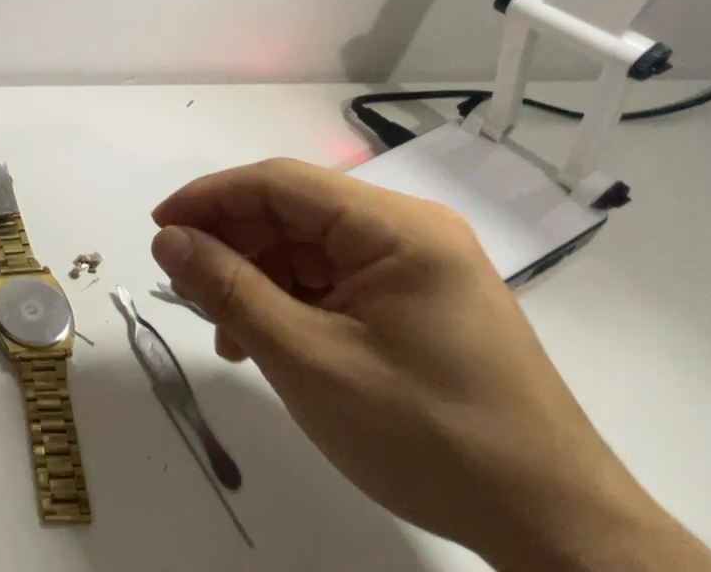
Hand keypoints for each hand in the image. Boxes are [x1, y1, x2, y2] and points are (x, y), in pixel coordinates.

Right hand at [150, 159, 710, 571]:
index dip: (209, 198)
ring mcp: (421, 270)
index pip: (280, 183)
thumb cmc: (428, 436)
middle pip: (293, 214)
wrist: (554, 527)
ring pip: (310, 251)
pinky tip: (266, 345)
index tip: (156, 230)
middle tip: (186, 293)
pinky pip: (336, 283)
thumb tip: (167, 238)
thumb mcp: (308, 360)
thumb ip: (229, 290)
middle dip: (232, 247)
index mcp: (397, 228)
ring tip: (225, 336)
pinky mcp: (422, 305)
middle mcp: (412, 233)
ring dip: (258, 283)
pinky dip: (292, 306)